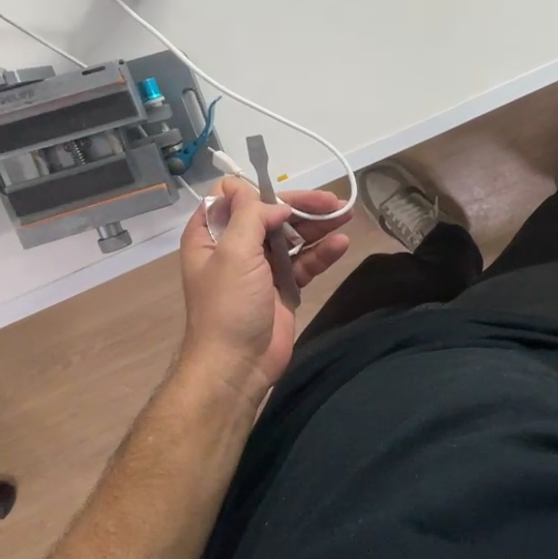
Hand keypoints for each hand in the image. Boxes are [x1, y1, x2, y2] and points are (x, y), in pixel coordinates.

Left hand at [177, 178, 351, 398]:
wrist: (237, 365)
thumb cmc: (229, 306)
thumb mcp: (233, 252)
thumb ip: (249, 216)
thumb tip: (260, 192)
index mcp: (210, 236)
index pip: (233, 199)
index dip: (260, 192)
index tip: (286, 196)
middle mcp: (233, 248)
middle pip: (270, 216)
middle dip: (302, 207)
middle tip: (334, 202)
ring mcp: (260, 269)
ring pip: (291, 237)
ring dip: (318, 226)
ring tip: (347, 215)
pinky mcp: (282, 288)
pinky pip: (304, 262)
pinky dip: (322, 252)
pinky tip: (341, 244)